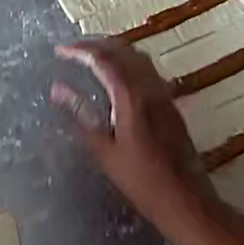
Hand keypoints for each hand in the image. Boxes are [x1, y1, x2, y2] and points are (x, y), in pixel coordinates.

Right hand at [51, 39, 212, 227]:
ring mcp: (163, 93)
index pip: (103, 59)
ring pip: (137, 57)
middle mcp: (150, 87)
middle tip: (73, 50)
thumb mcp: (105, 150)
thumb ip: (81, 115)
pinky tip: (117, 76)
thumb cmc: (141, 181)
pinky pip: (147, 69)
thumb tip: (58, 89)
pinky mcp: (170, 102)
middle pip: (123, 51)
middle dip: (96, 44)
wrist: (185, 199)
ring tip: (91, 57)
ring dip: (113, 50)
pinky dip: (127, 62)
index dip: (80, 50)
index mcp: (131, 96)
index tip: (60, 50)